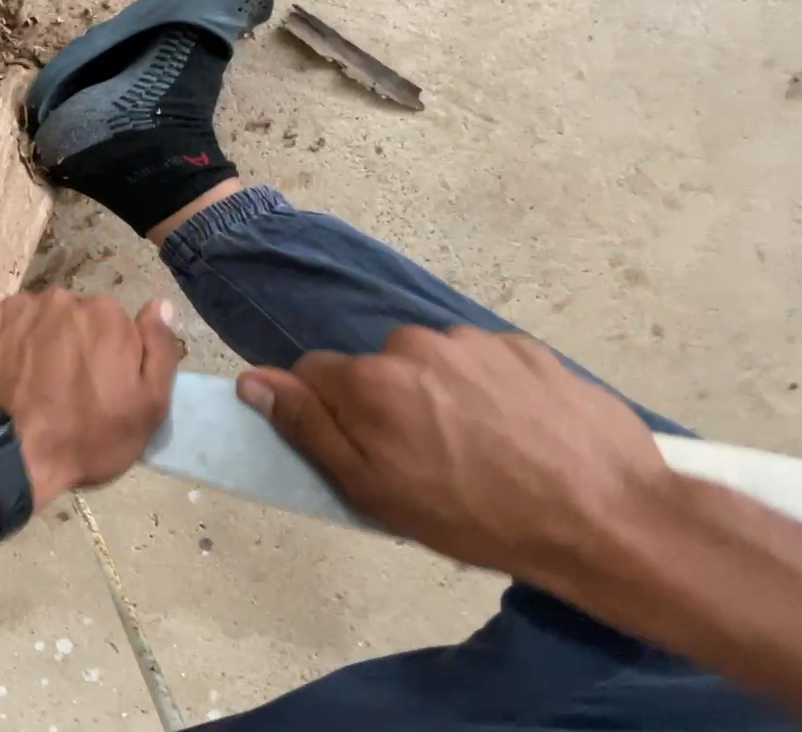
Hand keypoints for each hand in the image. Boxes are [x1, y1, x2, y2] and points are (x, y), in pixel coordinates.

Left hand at [0, 290, 180, 510]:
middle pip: (71, 315)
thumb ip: (160, 349)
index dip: (107, 352)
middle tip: (63, 385)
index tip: (98, 382)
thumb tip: (159, 305)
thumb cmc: (86, 438)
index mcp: (105, 314)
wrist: (10, 455)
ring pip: (34, 316)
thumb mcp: (149, 407)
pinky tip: (0, 368)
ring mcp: (16, 308)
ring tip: (30, 380)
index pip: (112, 322)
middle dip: (70, 341)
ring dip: (35, 338)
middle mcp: (60, 299)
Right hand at [237, 326, 672, 579]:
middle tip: (427, 454)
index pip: (312, 374)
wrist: (614, 522)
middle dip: (386, 400)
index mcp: (368, 378)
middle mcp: (412, 344)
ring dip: (437, 390)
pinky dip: (487, 385)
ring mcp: (474, 342)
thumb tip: (252, 380)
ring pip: (428, 361)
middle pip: (373, 366)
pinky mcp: (528, 348)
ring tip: (479, 442)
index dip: (329, 412)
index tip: (364, 447)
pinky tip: (517, 427)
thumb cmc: (475, 515)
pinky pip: (482, 359)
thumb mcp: (371, 487)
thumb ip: (306, 425)